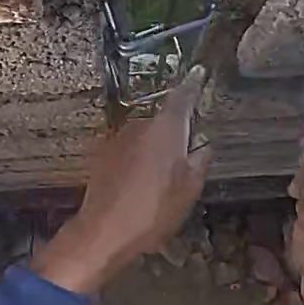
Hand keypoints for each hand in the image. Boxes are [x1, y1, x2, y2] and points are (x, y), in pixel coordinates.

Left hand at [31, 67, 211, 294]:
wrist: (104, 231)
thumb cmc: (154, 209)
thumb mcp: (190, 187)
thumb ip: (200, 158)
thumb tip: (202, 142)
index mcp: (166, 128)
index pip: (183, 96)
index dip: (194, 84)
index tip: (199, 73)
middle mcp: (139, 125)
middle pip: (163, 119)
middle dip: (175, 133)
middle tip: (186, 159)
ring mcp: (117, 138)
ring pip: (145, 136)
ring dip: (155, 149)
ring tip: (162, 180)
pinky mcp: (102, 155)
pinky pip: (129, 150)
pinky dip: (138, 161)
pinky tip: (140, 185)